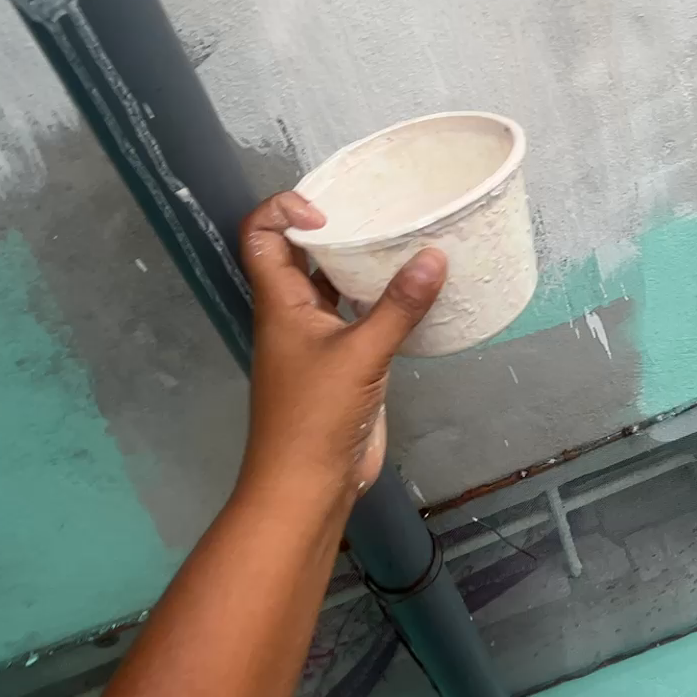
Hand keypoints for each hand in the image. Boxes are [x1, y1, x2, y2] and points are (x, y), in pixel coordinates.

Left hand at [238, 192, 446, 510]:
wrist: (308, 487)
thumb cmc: (317, 417)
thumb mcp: (361, 355)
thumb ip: (398, 306)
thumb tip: (435, 256)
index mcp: (280, 302)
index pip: (261, 236)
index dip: (283, 210)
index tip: (329, 211)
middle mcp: (295, 313)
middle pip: (300, 254)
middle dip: (333, 227)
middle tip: (379, 209)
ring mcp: (320, 338)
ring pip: (333, 284)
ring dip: (359, 261)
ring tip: (403, 238)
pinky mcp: (345, 361)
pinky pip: (360, 314)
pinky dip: (381, 297)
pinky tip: (415, 289)